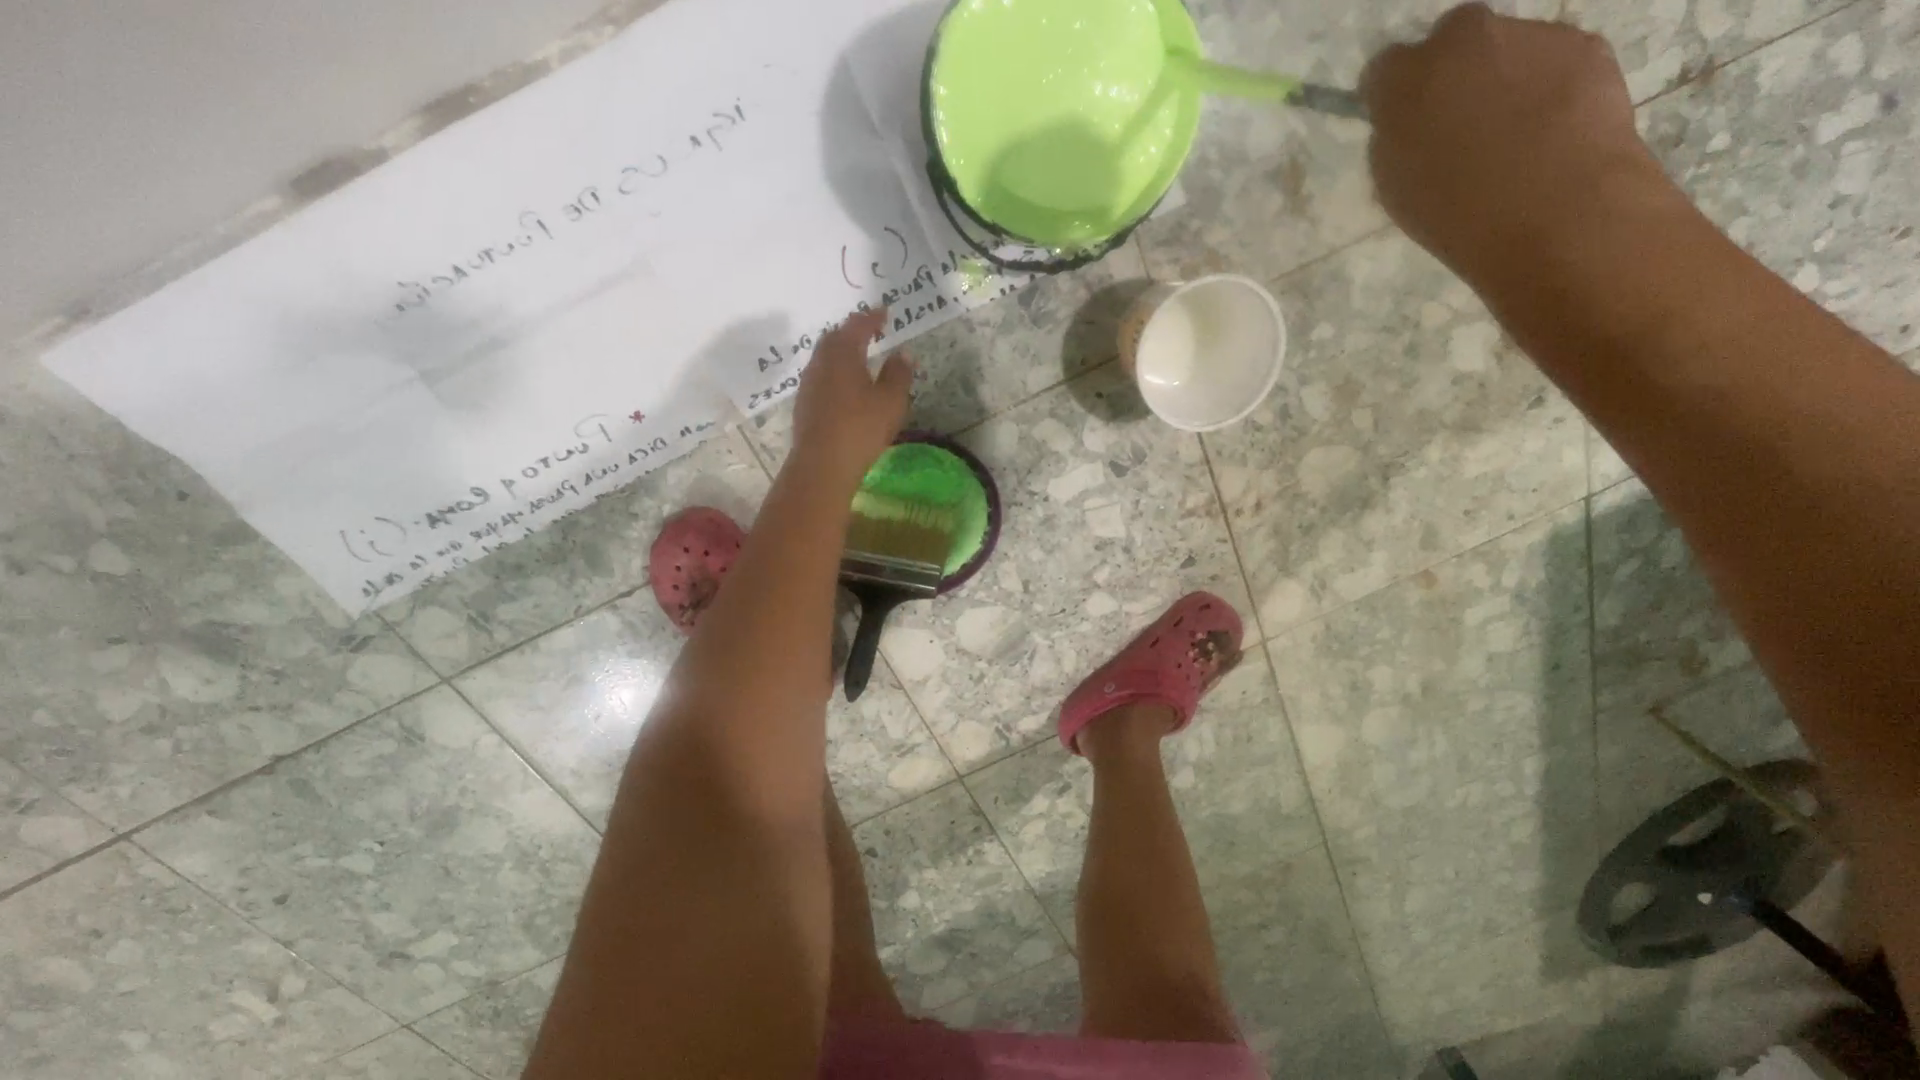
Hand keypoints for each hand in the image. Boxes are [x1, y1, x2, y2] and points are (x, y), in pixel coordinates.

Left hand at [790, 307, 912, 482]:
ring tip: (857, 354)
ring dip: (840, 350)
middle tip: (868, 330)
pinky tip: (843, 383)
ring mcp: (809, 383)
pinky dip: (833, 369)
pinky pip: (820, 375)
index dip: (872, 318)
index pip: (857, 326)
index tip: (884, 313)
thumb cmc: (861, 428)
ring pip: (824, 356)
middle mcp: (821, 362)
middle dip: (851, 330)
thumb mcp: (890, 401)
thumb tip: (903, 353)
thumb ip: (898, 373)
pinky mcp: (804, 403)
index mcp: (843, 354)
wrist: (822, 464)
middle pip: (834, 337)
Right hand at [1362, 4, 1679, 289]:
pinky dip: (1554, 86)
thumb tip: (1415, 124)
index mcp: (1403, 80)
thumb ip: (1397, 140)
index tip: (1405, 124)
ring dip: (1507, 78)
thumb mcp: (1397, 187)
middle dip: (1454, 71)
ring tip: (1521, 134)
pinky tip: (1559, 130)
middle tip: (1464, 122)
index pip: (1384, 70)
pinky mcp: (1583, 44)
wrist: (1556, 212)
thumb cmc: (1458, 213)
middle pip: (1452, 39)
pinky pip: (1558, 60)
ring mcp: (1526, 35)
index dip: (1394, 97)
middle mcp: (1461, 40)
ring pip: (1509, 48)